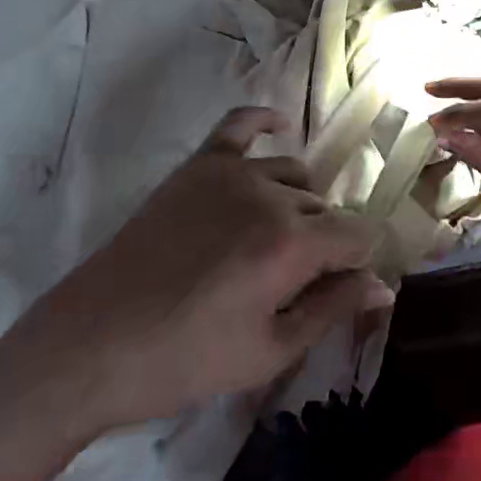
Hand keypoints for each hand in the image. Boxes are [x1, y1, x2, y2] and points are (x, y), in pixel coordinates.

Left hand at [18, 107, 393, 429]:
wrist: (97, 340)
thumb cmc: (186, 360)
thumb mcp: (269, 352)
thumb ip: (332, 309)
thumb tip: (384, 284)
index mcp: (292, 245)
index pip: (359, 236)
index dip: (360, 265)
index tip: (347, 289)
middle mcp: (269, 196)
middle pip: (325, 210)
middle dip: (327, 244)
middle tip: (301, 284)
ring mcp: (230, 173)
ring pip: (293, 175)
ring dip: (300, 205)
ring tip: (278, 244)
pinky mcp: (197, 165)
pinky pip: (240, 124)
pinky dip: (264, 120)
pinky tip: (280, 125)